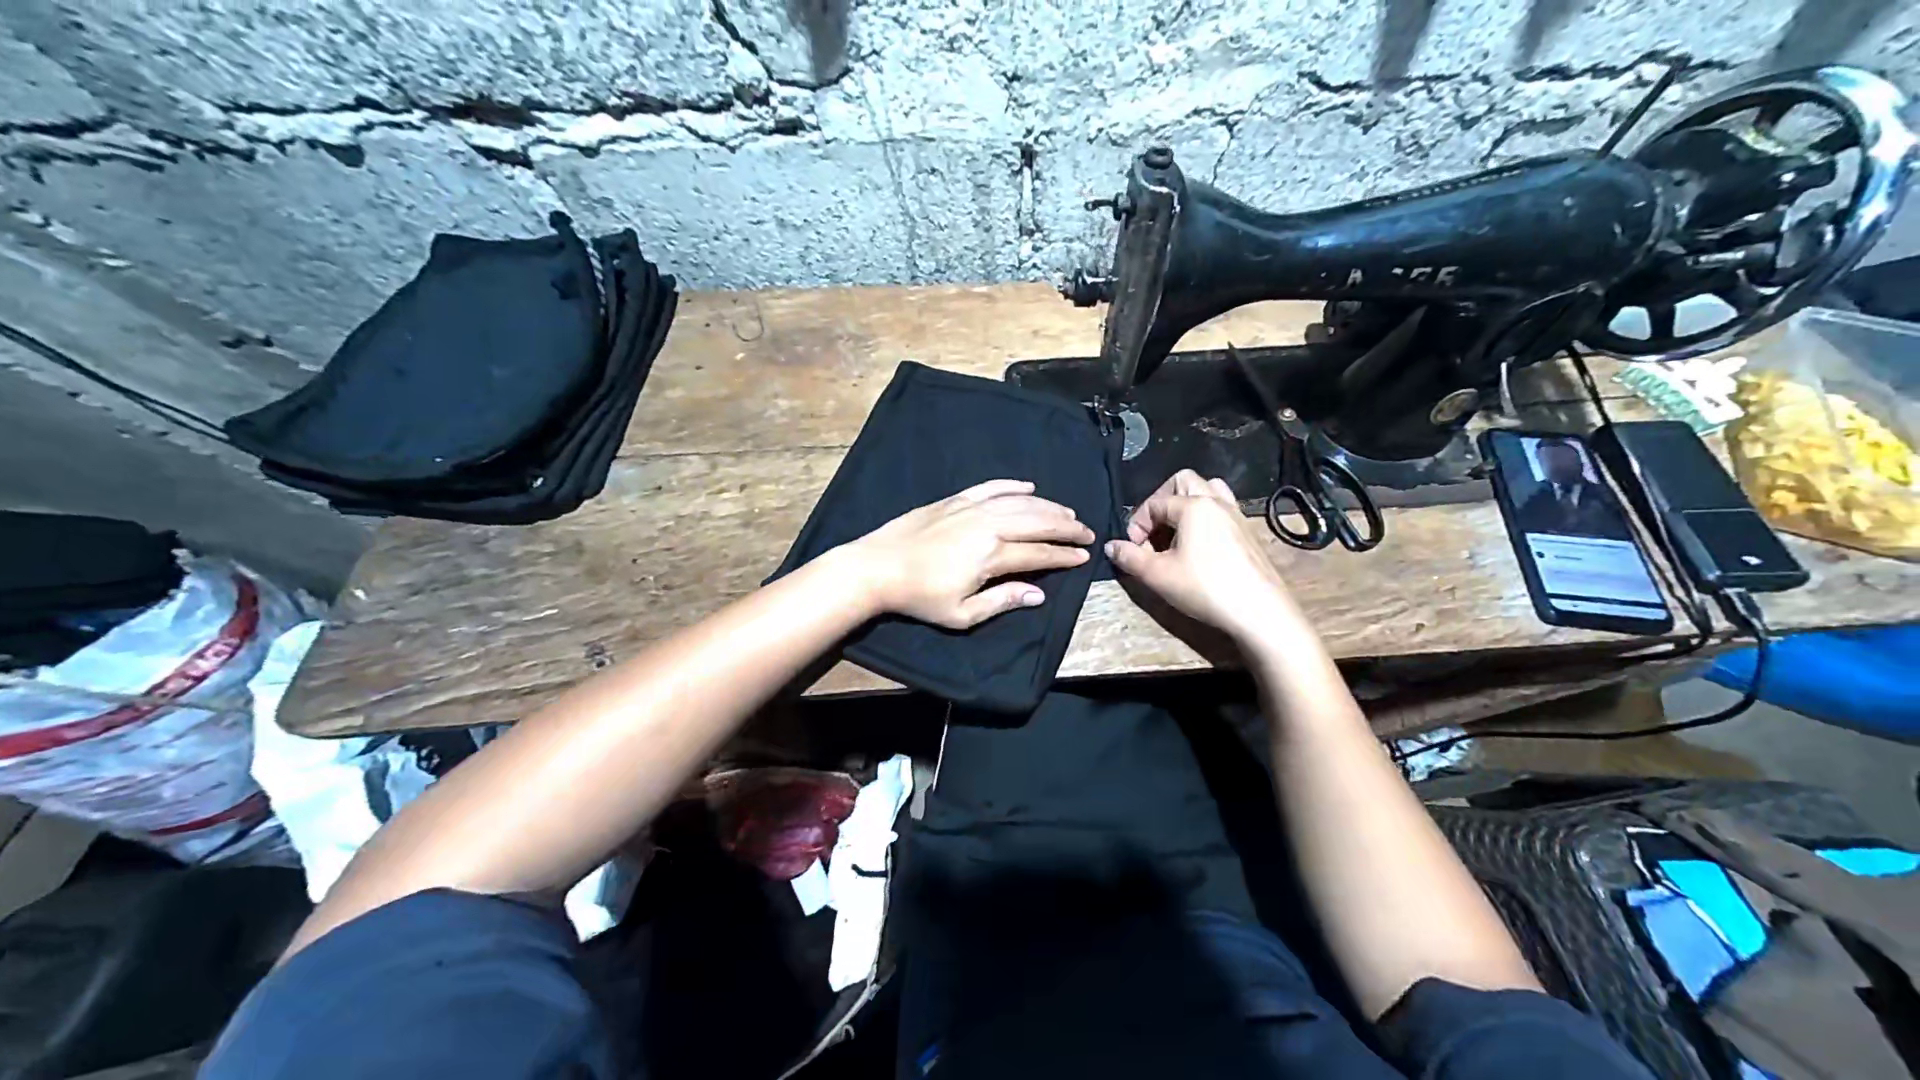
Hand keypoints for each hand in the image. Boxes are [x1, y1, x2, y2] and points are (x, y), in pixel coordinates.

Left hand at [842, 480, 1094, 628]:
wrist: (877, 566)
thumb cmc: (919, 597)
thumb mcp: (961, 614)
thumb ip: (1002, 602)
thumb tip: (1039, 594)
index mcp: (992, 555)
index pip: (1039, 553)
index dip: (1064, 555)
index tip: (1083, 556)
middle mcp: (987, 525)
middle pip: (1037, 522)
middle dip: (1066, 527)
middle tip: (1086, 531)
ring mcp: (970, 508)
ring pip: (1019, 502)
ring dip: (1048, 506)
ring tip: (1067, 512)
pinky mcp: (954, 499)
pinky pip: (991, 487)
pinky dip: (1013, 486)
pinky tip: (1029, 487)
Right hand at [1105, 470, 1301, 644]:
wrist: (1260, 611)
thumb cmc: (1205, 588)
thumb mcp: (1158, 575)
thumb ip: (1130, 557)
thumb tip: (1111, 546)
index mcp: (1193, 505)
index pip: (1154, 503)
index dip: (1137, 524)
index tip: (1133, 549)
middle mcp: (1216, 502)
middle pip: (1183, 481)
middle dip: (1160, 500)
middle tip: (1152, 530)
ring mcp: (1237, 515)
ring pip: (1208, 490)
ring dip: (1186, 503)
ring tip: (1176, 532)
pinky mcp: (1248, 532)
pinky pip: (1222, 509)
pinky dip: (1205, 517)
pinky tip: (1199, 546)